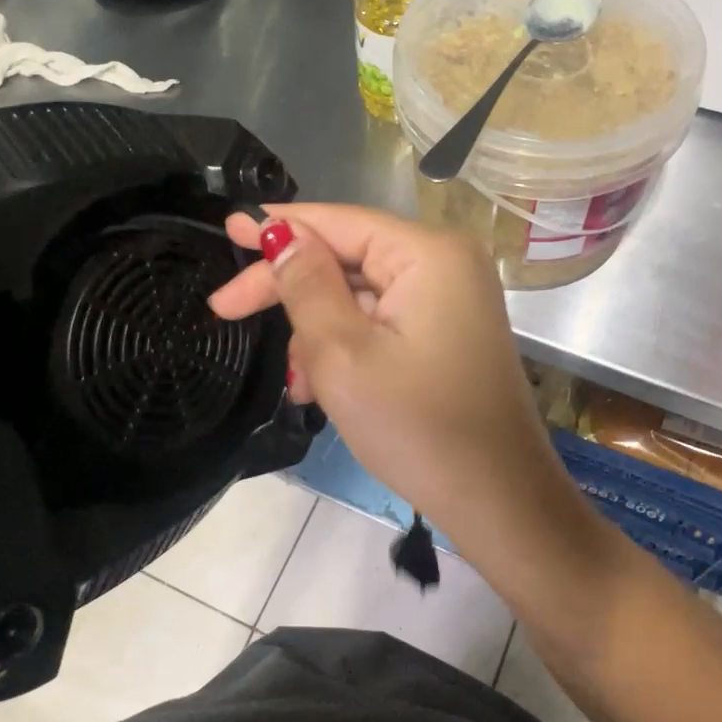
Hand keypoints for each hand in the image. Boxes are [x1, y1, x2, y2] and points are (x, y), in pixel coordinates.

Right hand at [208, 204, 564, 528]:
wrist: (498, 500)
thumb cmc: (417, 427)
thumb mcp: (343, 354)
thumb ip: (307, 286)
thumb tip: (283, 235)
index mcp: (429, 254)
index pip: (339, 222)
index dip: (279, 229)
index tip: (224, 230)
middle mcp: (447, 264)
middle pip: (349, 257)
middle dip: (291, 291)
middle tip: (223, 309)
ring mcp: (453, 301)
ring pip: (361, 296)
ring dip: (318, 332)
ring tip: (298, 384)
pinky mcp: (450, 334)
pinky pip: (384, 323)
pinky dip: (348, 347)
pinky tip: (321, 388)